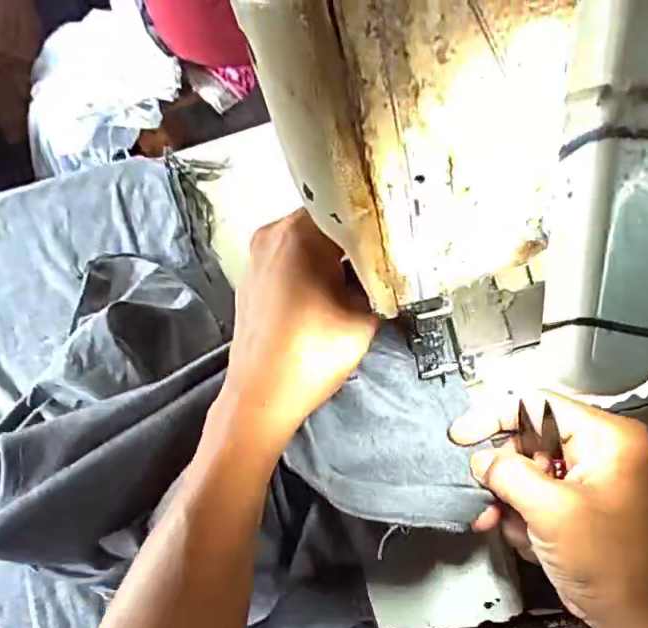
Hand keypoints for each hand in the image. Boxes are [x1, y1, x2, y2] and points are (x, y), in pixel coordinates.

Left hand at [218, 210, 379, 450]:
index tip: (397, 238)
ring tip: (354, 284)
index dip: (377, 224)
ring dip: (331, 259)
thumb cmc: (307, 359)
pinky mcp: (250, 284)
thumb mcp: (363, 318)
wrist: (260, 398)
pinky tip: (325, 298)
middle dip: (353, 242)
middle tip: (380, 262)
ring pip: (305, 245)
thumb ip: (379, 284)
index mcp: (298, 232)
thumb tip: (384, 274)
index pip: (351, 208)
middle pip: (326, 224)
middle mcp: (271, 236)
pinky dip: (308, 274)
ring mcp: (256, 260)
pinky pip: (287, 266)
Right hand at [449, 391, 647, 627]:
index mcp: (605, 438)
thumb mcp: (552, 510)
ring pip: (520, 468)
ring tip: (498, 520)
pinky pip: (525, 493)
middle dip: (500, 469)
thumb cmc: (609, 561)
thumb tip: (480, 460)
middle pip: (525, 437)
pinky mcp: (567, 501)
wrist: (628, 607)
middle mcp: (594, 450)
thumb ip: (510, 475)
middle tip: (486, 492)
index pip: (538, 405)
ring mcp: (580, 477)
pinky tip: (519, 534)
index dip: (494, 416)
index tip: (460, 436)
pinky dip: (513, 512)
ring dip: (503, 496)